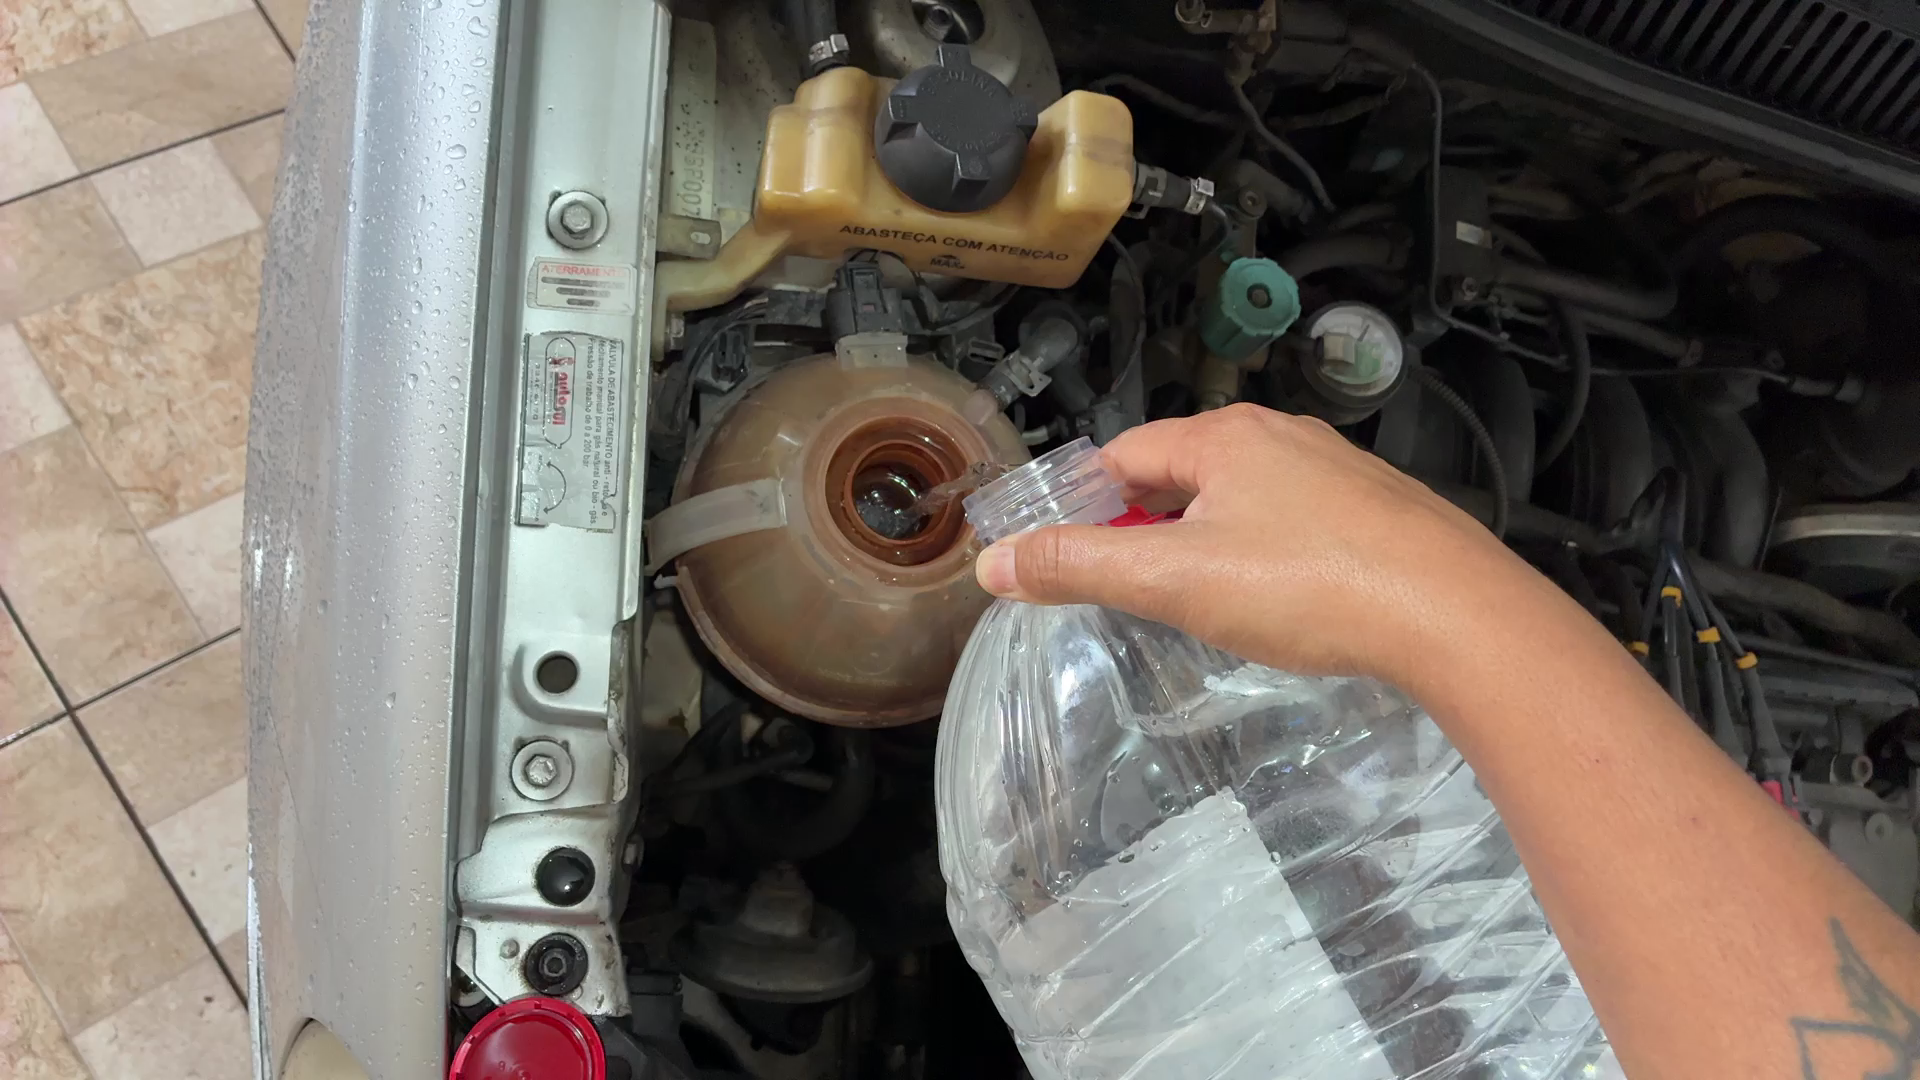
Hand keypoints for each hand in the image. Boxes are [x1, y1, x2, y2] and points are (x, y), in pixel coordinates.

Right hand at [972, 404, 1580, 690]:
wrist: (1461, 621)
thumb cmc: (1303, 587)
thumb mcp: (1172, 579)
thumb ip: (1078, 566)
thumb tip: (991, 564)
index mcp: (1223, 437)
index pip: (1124, 455)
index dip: (1089, 500)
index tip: (1075, 548)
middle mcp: (1280, 436)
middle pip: (1179, 472)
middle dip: (1145, 520)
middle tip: (1131, 579)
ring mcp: (1335, 470)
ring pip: (1237, 495)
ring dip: (1201, 534)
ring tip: (1194, 591)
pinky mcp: (1374, 510)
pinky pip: (1289, 516)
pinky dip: (1259, 546)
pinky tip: (1273, 592)